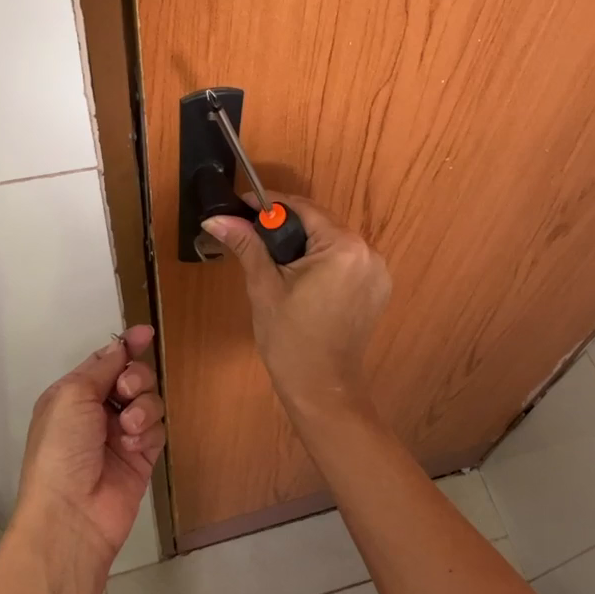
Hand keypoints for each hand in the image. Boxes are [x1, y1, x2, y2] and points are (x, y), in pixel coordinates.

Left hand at [12, 325, 165, 563]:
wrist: (71, 514)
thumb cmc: (61, 449)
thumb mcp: (72, 396)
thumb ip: (102, 366)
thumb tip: (120, 345)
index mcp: (73, 395)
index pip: (105, 360)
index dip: (126, 346)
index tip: (146, 333)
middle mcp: (97, 412)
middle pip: (133, 377)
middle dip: (135, 379)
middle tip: (126, 392)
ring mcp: (121, 434)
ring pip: (150, 400)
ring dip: (143, 407)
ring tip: (128, 427)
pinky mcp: (142, 456)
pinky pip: (157, 428)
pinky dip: (148, 432)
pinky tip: (133, 446)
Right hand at [203, 196, 390, 421]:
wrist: (322, 388)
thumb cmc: (290, 340)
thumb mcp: (265, 287)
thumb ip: (247, 245)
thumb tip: (217, 217)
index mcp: (343, 247)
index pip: (303, 208)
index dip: (270, 205)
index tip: (242, 205)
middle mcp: (368, 252)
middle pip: (320, 222)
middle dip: (286, 224)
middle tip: (251, 230)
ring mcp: (377, 270)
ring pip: (332, 240)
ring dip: (304, 241)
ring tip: (270, 254)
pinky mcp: (377, 287)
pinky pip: (345, 258)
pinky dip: (322, 259)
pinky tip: (299, 274)